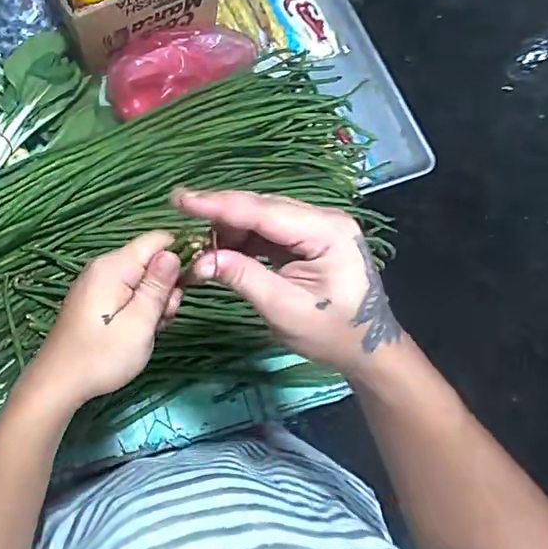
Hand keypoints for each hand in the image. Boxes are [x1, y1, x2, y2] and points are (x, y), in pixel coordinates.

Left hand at [18, 230, 183, 409]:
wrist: (58, 384)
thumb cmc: (101, 356)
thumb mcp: (139, 322)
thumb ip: (158, 286)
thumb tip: (174, 253)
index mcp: (114, 266)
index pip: (157, 239)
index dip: (180, 254)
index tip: (192, 282)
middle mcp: (104, 267)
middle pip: (151, 261)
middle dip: (167, 285)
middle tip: (164, 318)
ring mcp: (98, 284)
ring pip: (142, 280)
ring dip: (155, 302)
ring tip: (149, 330)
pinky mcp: (96, 300)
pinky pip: (128, 294)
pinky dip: (140, 310)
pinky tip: (138, 332)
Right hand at [173, 189, 404, 378]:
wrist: (368, 348)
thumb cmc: (332, 333)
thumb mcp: (284, 309)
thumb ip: (244, 278)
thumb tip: (202, 260)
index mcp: (326, 231)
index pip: (264, 211)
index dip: (219, 205)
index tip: (181, 200)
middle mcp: (324, 219)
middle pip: (262, 207)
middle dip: (220, 212)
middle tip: (179, 212)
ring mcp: (318, 227)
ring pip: (264, 216)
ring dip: (230, 226)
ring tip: (198, 240)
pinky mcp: (310, 238)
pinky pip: (270, 230)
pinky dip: (244, 238)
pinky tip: (222, 247)